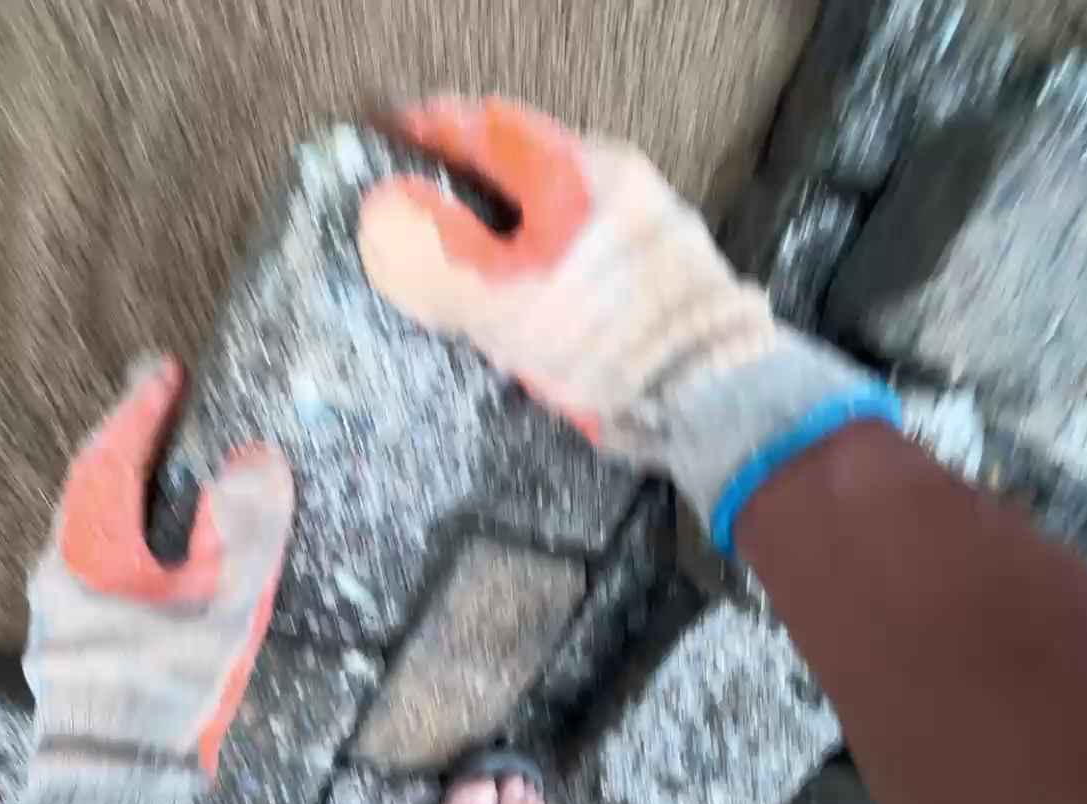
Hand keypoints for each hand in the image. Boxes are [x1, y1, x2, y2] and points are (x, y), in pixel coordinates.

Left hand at [0, 354, 293, 803]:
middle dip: (127, 443)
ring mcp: (55, 612)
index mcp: (89, 554)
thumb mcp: (221, 611)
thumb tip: (257, 458)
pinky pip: (92, 565)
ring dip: (124, 490)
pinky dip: (122, 537)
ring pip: (88, 529)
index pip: (110, 458)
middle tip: (162, 408)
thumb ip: (247, 532)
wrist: (108, 793)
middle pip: (91, 488)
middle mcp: (57, 573)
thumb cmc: (164, 696)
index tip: (162, 366)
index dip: (138, 408)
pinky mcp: (66, 643)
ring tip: (161, 470)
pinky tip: (149, 552)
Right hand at [358, 96, 896, 552]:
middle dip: (468, 183)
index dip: (431, 126)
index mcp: (577, 172)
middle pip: (522, 165)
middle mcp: (615, 182)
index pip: (488, 127)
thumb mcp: (505, 300)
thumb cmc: (606, 340)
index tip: (390, 130)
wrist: (704, 394)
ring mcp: (638, 225)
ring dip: (505, 229)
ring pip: (551, 210)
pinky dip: (539, 262)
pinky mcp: (649, 270)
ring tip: (469, 263)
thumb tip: (382, 212)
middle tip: (424, 205)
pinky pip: (576, 247)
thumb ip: (438, 255)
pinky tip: (525, 298)